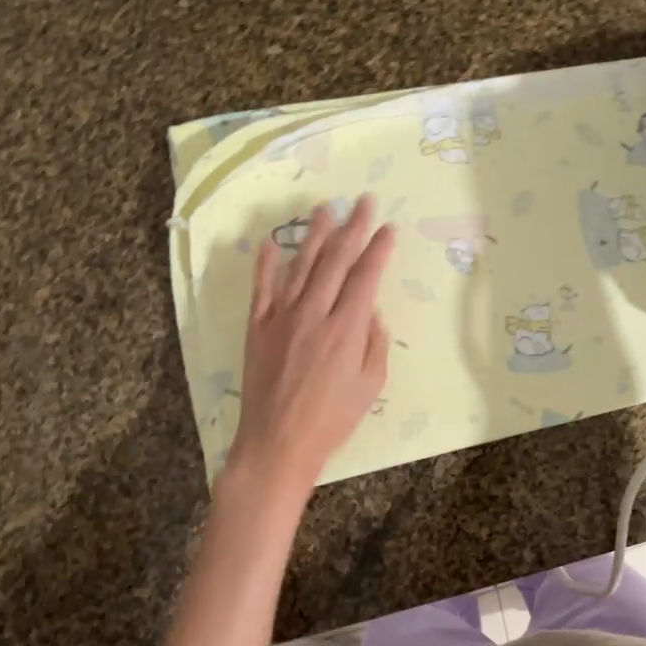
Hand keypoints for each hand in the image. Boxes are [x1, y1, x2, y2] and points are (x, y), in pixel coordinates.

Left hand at [225, 195, 395, 500]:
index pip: (366, 276)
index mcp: (346, 329)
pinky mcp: (257, 327)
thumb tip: (371, 310)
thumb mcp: (371, 385)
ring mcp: (281, 317)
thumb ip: (374, 342)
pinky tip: (271, 241)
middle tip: (362, 201)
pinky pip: (261, 287)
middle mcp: (314, 313)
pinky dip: (266, 262)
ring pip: (301, 265)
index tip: (388, 228)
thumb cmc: (333, 419)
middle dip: (352, 227)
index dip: (378, 248)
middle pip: (336, 260)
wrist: (277, 443)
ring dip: (314, 234)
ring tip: (324, 208)